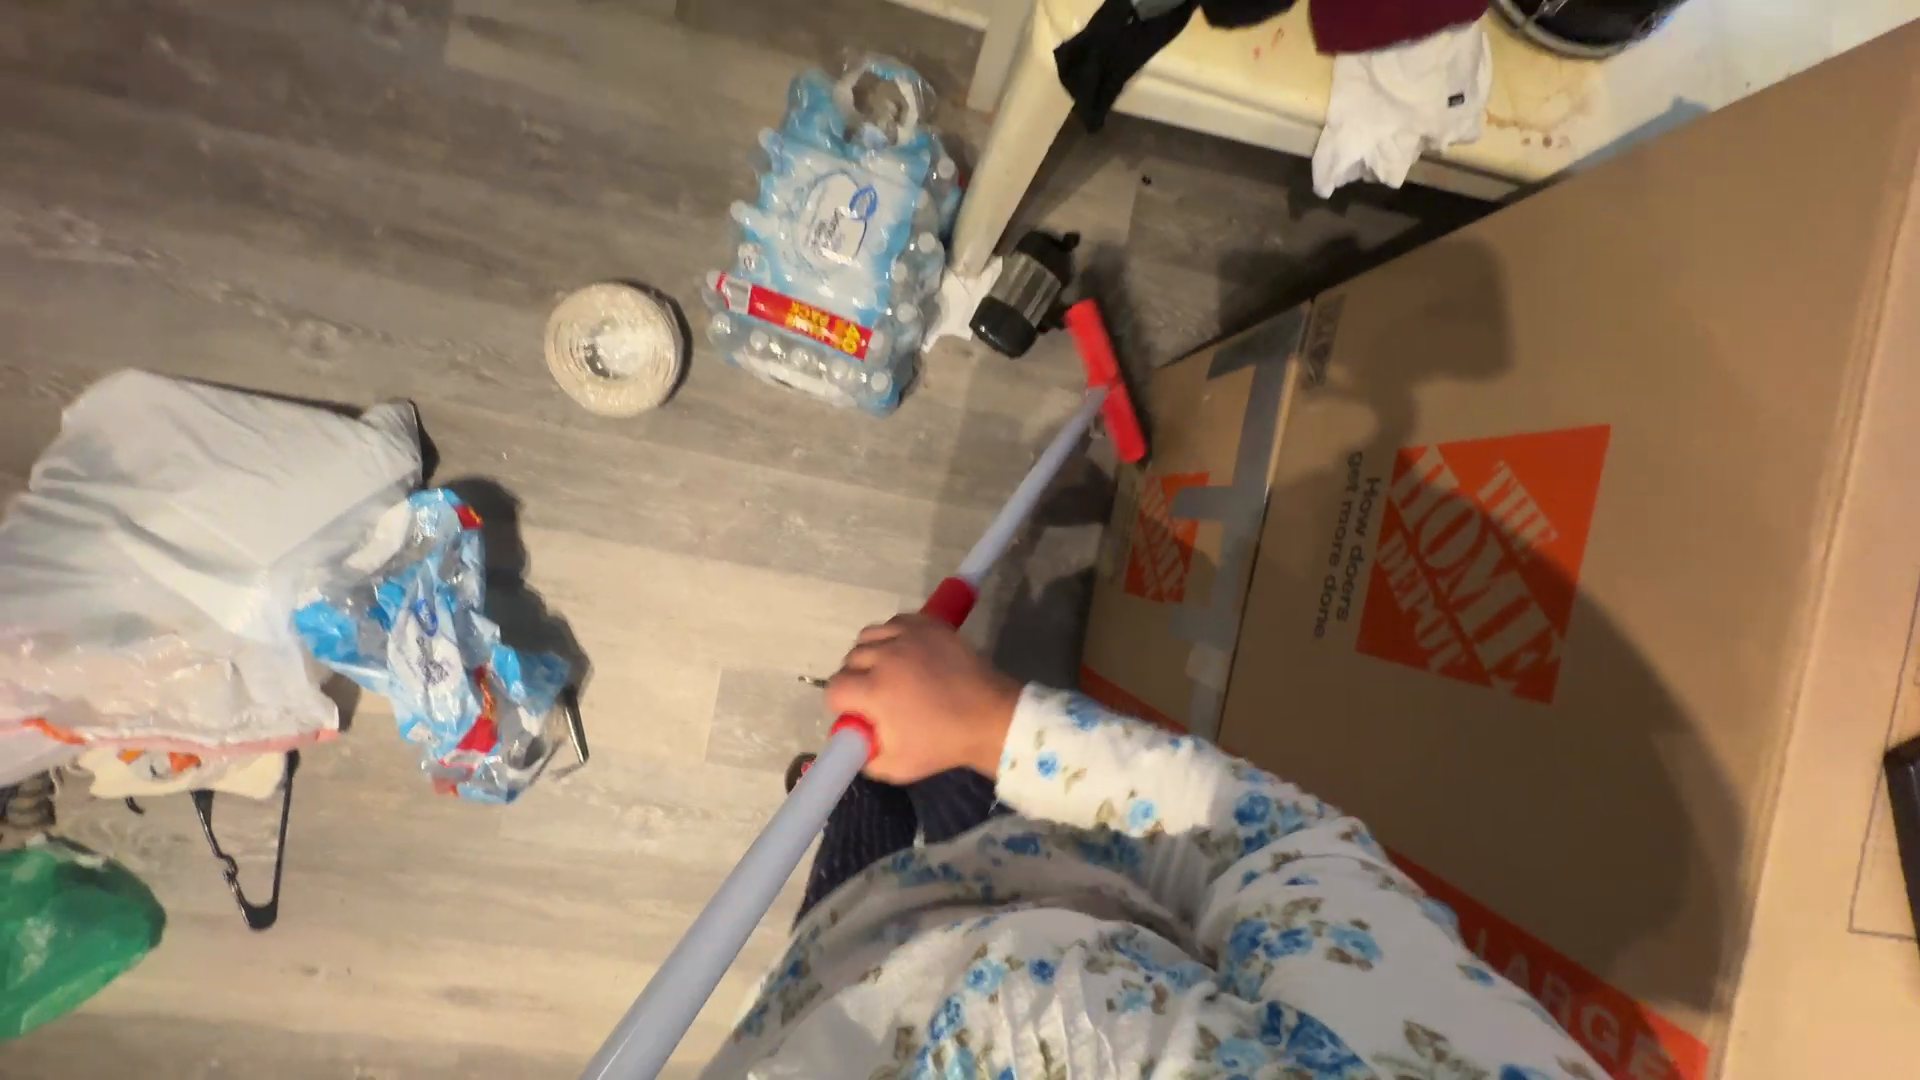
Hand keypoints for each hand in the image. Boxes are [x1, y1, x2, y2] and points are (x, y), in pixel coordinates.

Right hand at [825, 614, 1020, 784]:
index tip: (855, 712)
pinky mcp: (928, 624)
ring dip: (869, 653)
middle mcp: (886, 656)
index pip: (834, 687)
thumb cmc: (943, 743)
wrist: (989, 717)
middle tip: (872, 694)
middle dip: (854, 678)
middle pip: (850, 660)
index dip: (840, 703)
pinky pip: (894, 621)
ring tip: (885, 669)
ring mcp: (908, 636)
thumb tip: (852, 740)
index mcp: (875, 690)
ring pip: (868, 636)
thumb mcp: (896, 767)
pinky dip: (891, 634)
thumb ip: (864, 756)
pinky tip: (902, 650)